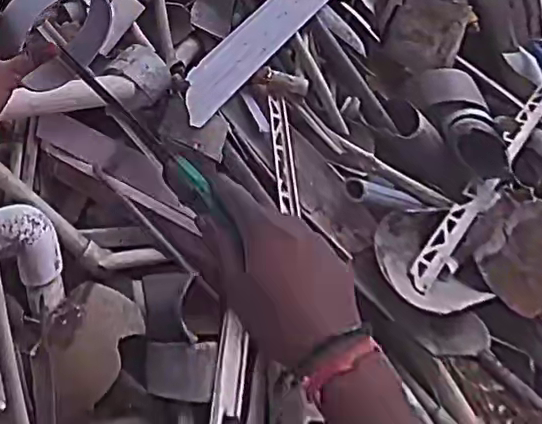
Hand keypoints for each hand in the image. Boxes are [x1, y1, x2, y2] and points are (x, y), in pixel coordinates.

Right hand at [201, 173, 361, 368]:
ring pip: (283, 225)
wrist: (333, 353)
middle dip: (241, 217)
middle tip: (228, 233)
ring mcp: (314, 239)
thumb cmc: (283, 326)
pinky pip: (305, 243)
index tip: (208, 188)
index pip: (232, 192)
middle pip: (258, 207)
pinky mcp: (332, 256)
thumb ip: (220, 246)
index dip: (216, 188)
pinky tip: (288, 278)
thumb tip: (209, 223)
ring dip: (268, 235)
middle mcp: (290, 225)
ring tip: (261, 266)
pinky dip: (293, 251)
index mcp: (262, 228)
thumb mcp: (236, 287)